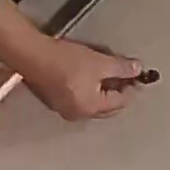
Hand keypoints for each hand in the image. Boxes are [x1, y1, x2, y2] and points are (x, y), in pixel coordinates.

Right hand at [20, 37, 145, 120]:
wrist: (32, 55)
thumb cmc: (65, 60)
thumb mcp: (99, 62)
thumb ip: (121, 68)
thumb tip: (138, 70)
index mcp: (91, 108)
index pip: (120, 102)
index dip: (131, 87)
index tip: (136, 75)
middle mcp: (78, 114)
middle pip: (106, 107)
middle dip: (117, 92)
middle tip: (124, 76)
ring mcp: (63, 108)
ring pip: (91, 103)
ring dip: (101, 91)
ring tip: (106, 74)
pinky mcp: (53, 99)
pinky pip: (78, 98)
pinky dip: (87, 89)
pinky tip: (86, 75)